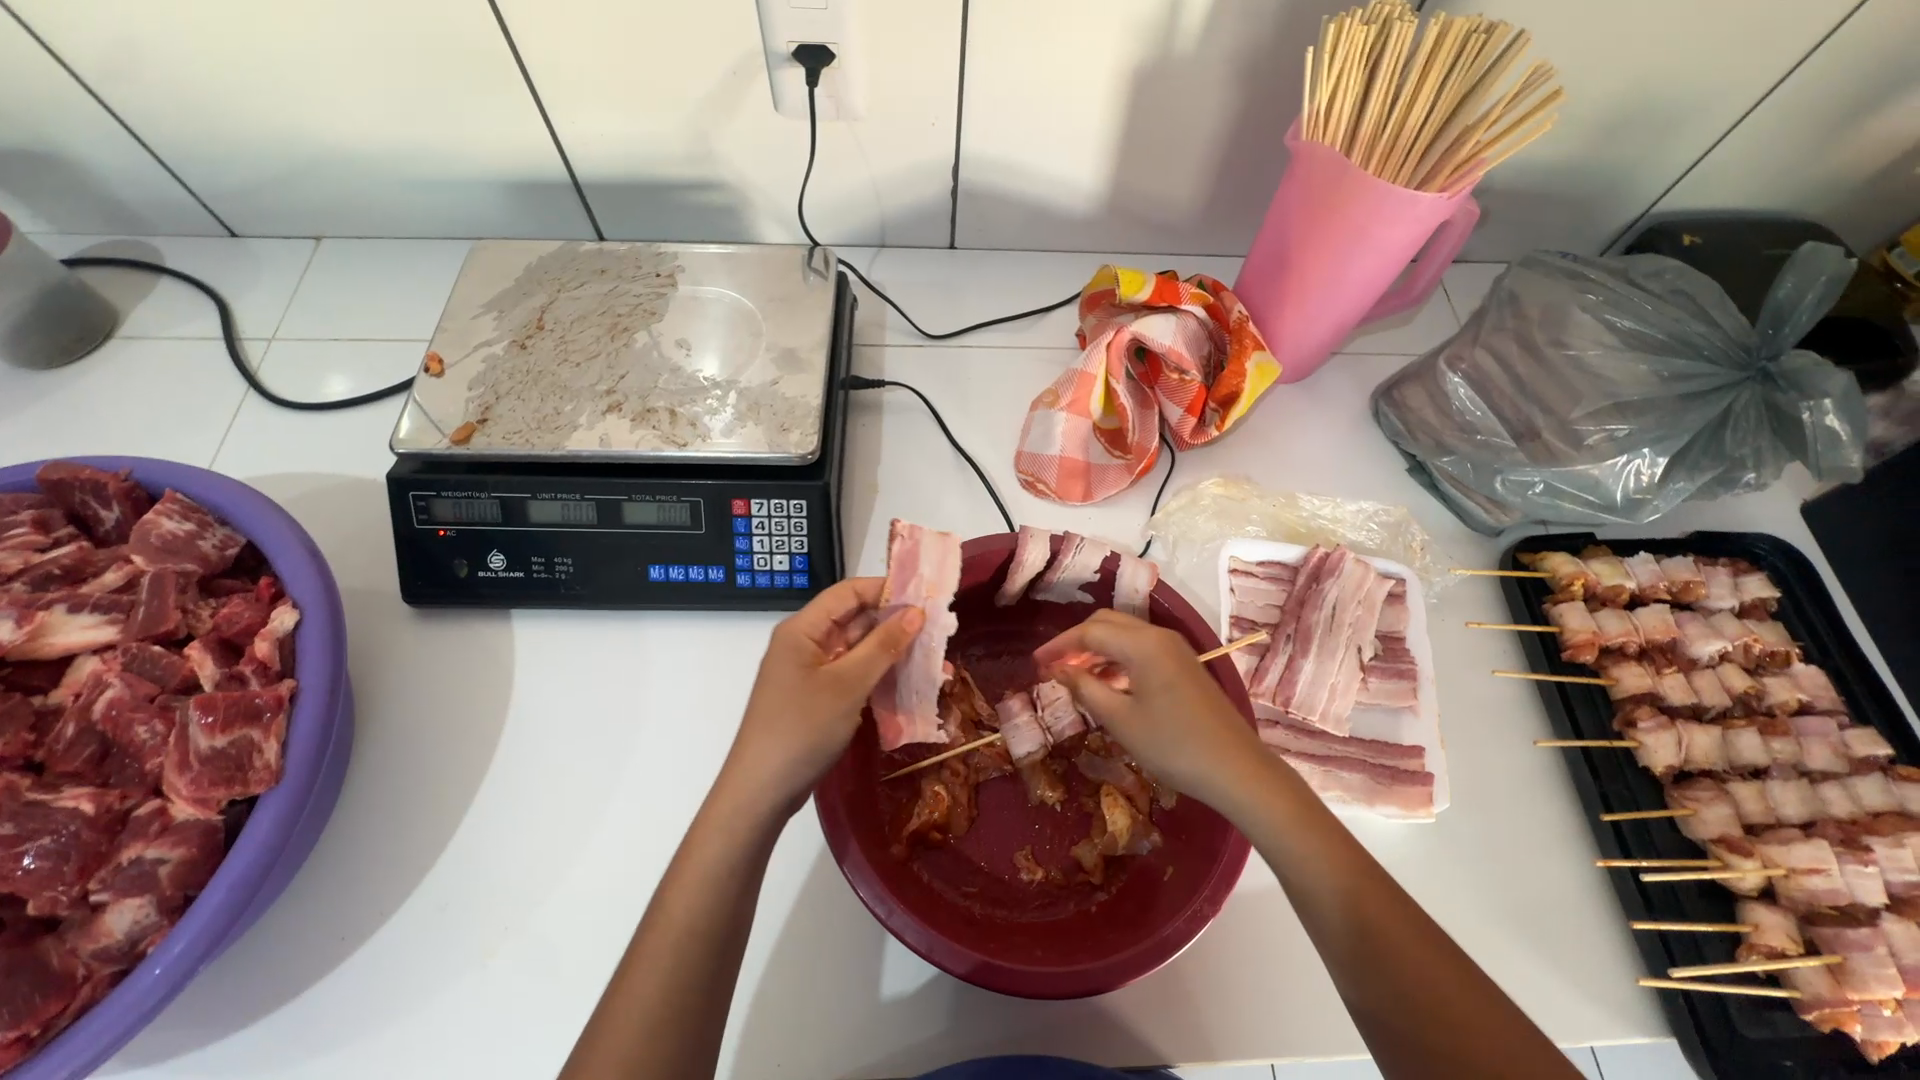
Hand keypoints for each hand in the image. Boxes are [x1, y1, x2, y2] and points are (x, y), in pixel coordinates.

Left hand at [719, 577, 922, 817]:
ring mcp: (812, 672)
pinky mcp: (819, 698)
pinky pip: (854, 676)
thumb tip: (916, 612)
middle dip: (897, 626)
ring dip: (894, 656)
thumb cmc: (802, 729)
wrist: (762, 791)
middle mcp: (807, 644)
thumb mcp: (848, 685)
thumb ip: (883, 646)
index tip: (927, 600)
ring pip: (859, 651)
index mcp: (803, 629)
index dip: (887, 591)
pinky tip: (912, 688)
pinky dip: (881, 679)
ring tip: (935, 665)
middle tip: (941, 635)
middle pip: (856, 621)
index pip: (849, 592)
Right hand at [1034, 609, 1264, 807]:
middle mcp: (1159, 636)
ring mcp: (1176, 649)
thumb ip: (1084, 688)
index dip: (1058, 646)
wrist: (1236, 769)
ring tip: (1074, 676)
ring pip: (1126, 634)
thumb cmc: (1172, 746)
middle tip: (1053, 667)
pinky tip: (1107, 683)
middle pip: (1108, 623)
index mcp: (1141, 644)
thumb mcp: (1120, 720)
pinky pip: (1142, 648)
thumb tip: (1057, 670)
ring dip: (1097, 649)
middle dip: (1076, 641)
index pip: (1088, 633)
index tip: (1034, 663)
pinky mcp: (1185, 665)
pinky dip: (1118, 658)